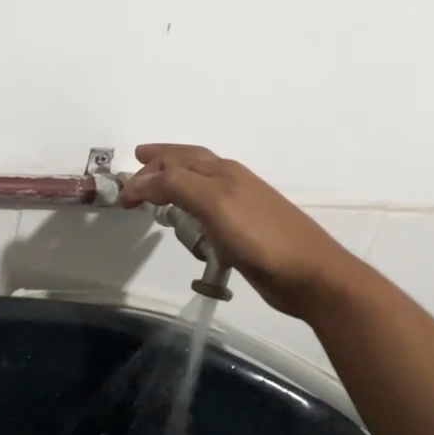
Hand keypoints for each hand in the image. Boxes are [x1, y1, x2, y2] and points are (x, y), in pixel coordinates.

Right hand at [117, 143, 370, 318]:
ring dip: (173, 187)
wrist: (310, 275)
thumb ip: (175, 186)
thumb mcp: (214, 203)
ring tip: (153, 197)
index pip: (176, 159)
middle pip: (188, 166)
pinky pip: (207, 214)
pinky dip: (189, 213)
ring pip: (197, 188)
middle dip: (159, 167)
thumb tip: (139, 182)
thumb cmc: (260, 236)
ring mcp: (239, 208)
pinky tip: (187, 227)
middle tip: (133, 181)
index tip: (122, 196)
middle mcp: (231, 183)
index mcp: (223, 172)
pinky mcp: (243, 233)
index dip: (146, 170)